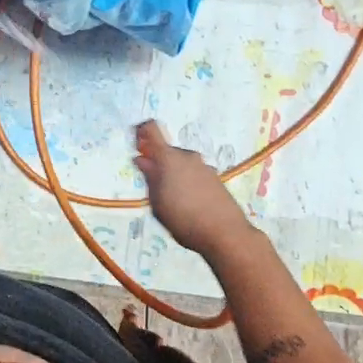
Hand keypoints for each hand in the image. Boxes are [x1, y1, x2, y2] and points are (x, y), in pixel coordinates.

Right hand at [133, 121, 255, 256]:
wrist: (225, 233)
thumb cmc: (183, 219)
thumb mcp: (157, 202)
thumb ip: (150, 177)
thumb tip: (141, 159)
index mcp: (169, 158)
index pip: (152, 130)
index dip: (141, 132)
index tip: (137, 148)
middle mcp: (188, 156)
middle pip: (167, 151)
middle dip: (158, 164)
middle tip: (155, 189)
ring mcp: (204, 166)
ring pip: (181, 164)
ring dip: (173, 175)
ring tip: (173, 201)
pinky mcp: (216, 178)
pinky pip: (194, 173)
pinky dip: (187, 182)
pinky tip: (190, 204)